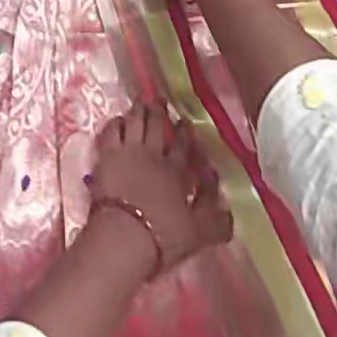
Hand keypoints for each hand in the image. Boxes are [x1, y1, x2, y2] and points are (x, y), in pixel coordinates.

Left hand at [88, 104, 231, 273]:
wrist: (123, 235)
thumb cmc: (161, 236)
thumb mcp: (198, 234)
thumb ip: (216, 223)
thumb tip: (230, 213)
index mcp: (176, 172)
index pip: (183, 146)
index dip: (185, 132)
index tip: (184, 120)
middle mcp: (153, 155)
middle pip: (157, 128)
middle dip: (159, 112)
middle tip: (160, 100)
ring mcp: (128, 152)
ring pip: (135, 123)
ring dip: (139, 110)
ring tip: (141, 100)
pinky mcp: (107, 156)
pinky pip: (111, 131)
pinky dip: (115, 122)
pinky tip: (117, 119)